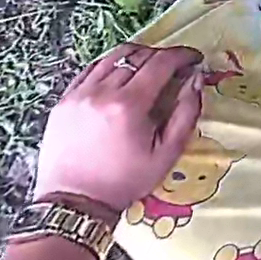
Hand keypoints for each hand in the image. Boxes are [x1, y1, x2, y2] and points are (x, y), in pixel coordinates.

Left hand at [33, 43, 204, 214]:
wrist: (72, 204)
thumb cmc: (125, 181)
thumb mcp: (167, 153)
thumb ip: (187, 112)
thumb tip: (196, 78)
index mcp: (129, 104)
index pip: (161, 62)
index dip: (182, 55)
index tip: (194, 59)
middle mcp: (102, 91)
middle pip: (138, 55)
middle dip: (162, 56)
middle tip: (174, 68)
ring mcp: (79, 94)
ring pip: (114, 56)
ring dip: (137, 56)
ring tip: (148, 68)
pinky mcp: (64, 100)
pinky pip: (92, 69)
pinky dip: (111, 66)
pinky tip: (120, 78)